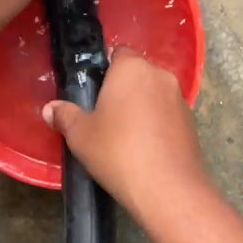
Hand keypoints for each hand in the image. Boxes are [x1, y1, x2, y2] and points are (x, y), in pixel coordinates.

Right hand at [43, 48, 210, 214]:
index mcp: (132, 68)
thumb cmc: (117, 152)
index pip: (118, 53)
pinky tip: (146, 150)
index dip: (105, 72)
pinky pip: (168, 117)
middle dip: (123, 91)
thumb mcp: (80, 135)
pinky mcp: (192, 123)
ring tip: (125, 138)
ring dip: (142, 109)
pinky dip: (157, 127)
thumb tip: (51, 109)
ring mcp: (180, 99)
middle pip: (138, 75)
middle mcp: (161, 75)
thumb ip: (65, 116)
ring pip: (154, 97)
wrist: (167, 188)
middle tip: (105, 119)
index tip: (94, 95)